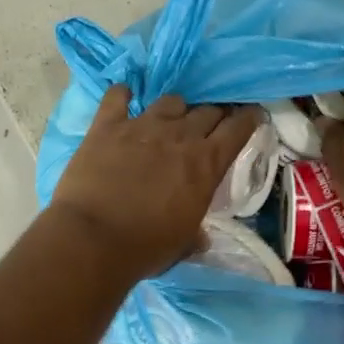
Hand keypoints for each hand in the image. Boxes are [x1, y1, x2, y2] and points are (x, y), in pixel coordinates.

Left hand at [49, 86, 262, 281]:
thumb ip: (195, 232)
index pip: (238, 127)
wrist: (93, 239)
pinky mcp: (107, 125)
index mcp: (206, 163)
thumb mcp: (183, 243)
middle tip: (209, 126)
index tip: (251, 116)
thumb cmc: (145, 247)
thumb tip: (200, 238)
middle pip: (207, 110)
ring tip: (169, 120)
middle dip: (213, 116)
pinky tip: (124, 99)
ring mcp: (142, 125)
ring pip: (170, 100)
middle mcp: (179, 136)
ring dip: (176, 109)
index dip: (248, 119)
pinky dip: (124, 95)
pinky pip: (118, 96)